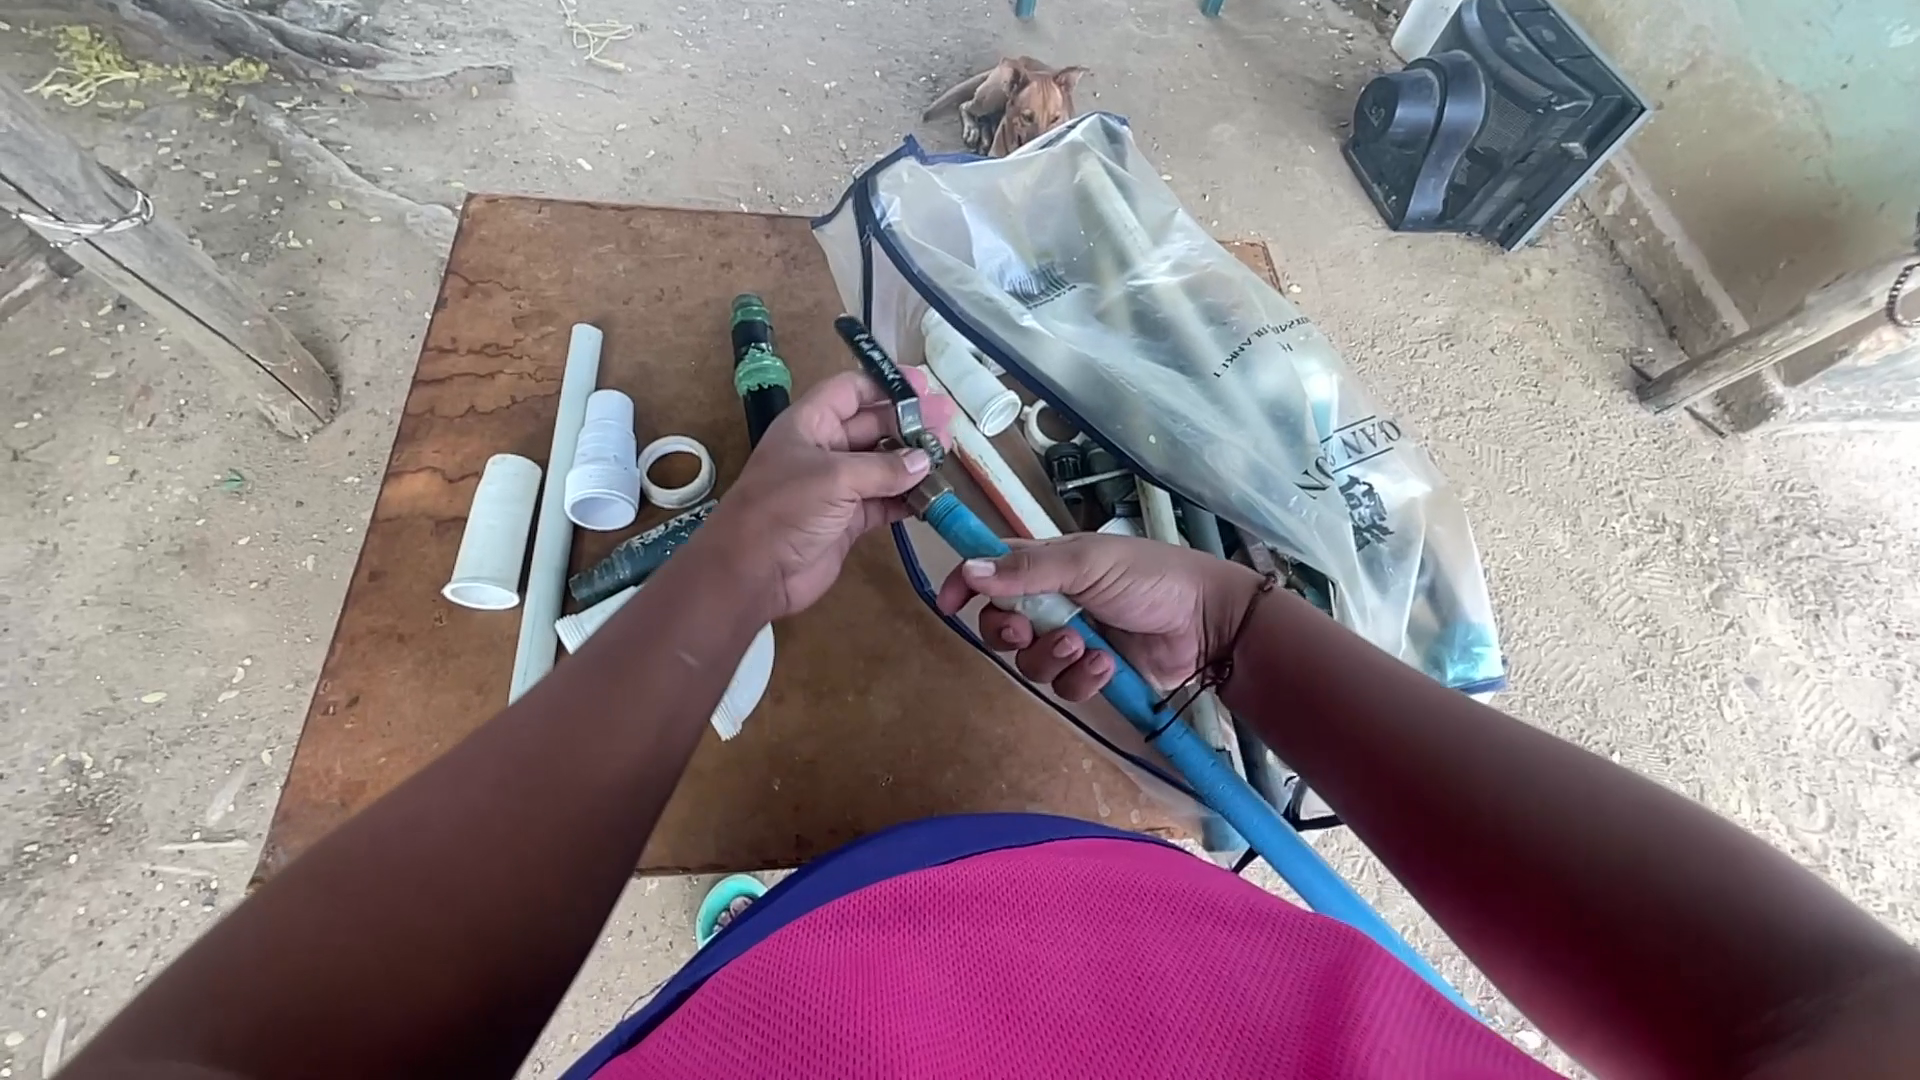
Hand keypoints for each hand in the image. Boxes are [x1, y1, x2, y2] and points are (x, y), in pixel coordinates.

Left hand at [703, 368, 954, 620]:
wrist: (753, 572)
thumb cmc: (784, 509)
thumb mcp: (834, 477)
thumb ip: (883, 468)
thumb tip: (924, 461)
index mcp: (810, 424)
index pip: (850, 390)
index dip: (886, 385)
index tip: (924, 388)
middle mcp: (824, 450)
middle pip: (873, 426)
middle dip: (909, 424)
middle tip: (948, 424)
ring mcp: (837, 487)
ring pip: (883, 466)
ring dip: (913, 462)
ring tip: (948, 457)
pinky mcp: (848, 520)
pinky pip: (885, 502)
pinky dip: (908, 499)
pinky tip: (933, 495)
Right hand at [935, 532, 1264, 701]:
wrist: (1207, 622)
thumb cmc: (1148, 576)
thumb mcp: (1087, 562)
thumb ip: (1028, 569)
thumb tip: (969, 570)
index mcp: (1046, 566)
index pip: (990, 570)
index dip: (964, 583)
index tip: (947, 604)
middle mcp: (1051, 602)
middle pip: (1000, 625)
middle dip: (1007, 633)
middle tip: (1025, 632)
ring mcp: (1071, 639)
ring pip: (1029, 661)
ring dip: (1050, 656)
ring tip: (1084, 646)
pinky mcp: (1091, 673)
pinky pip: (1063, 686)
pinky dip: (1081, 678)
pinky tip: (1107, 666)